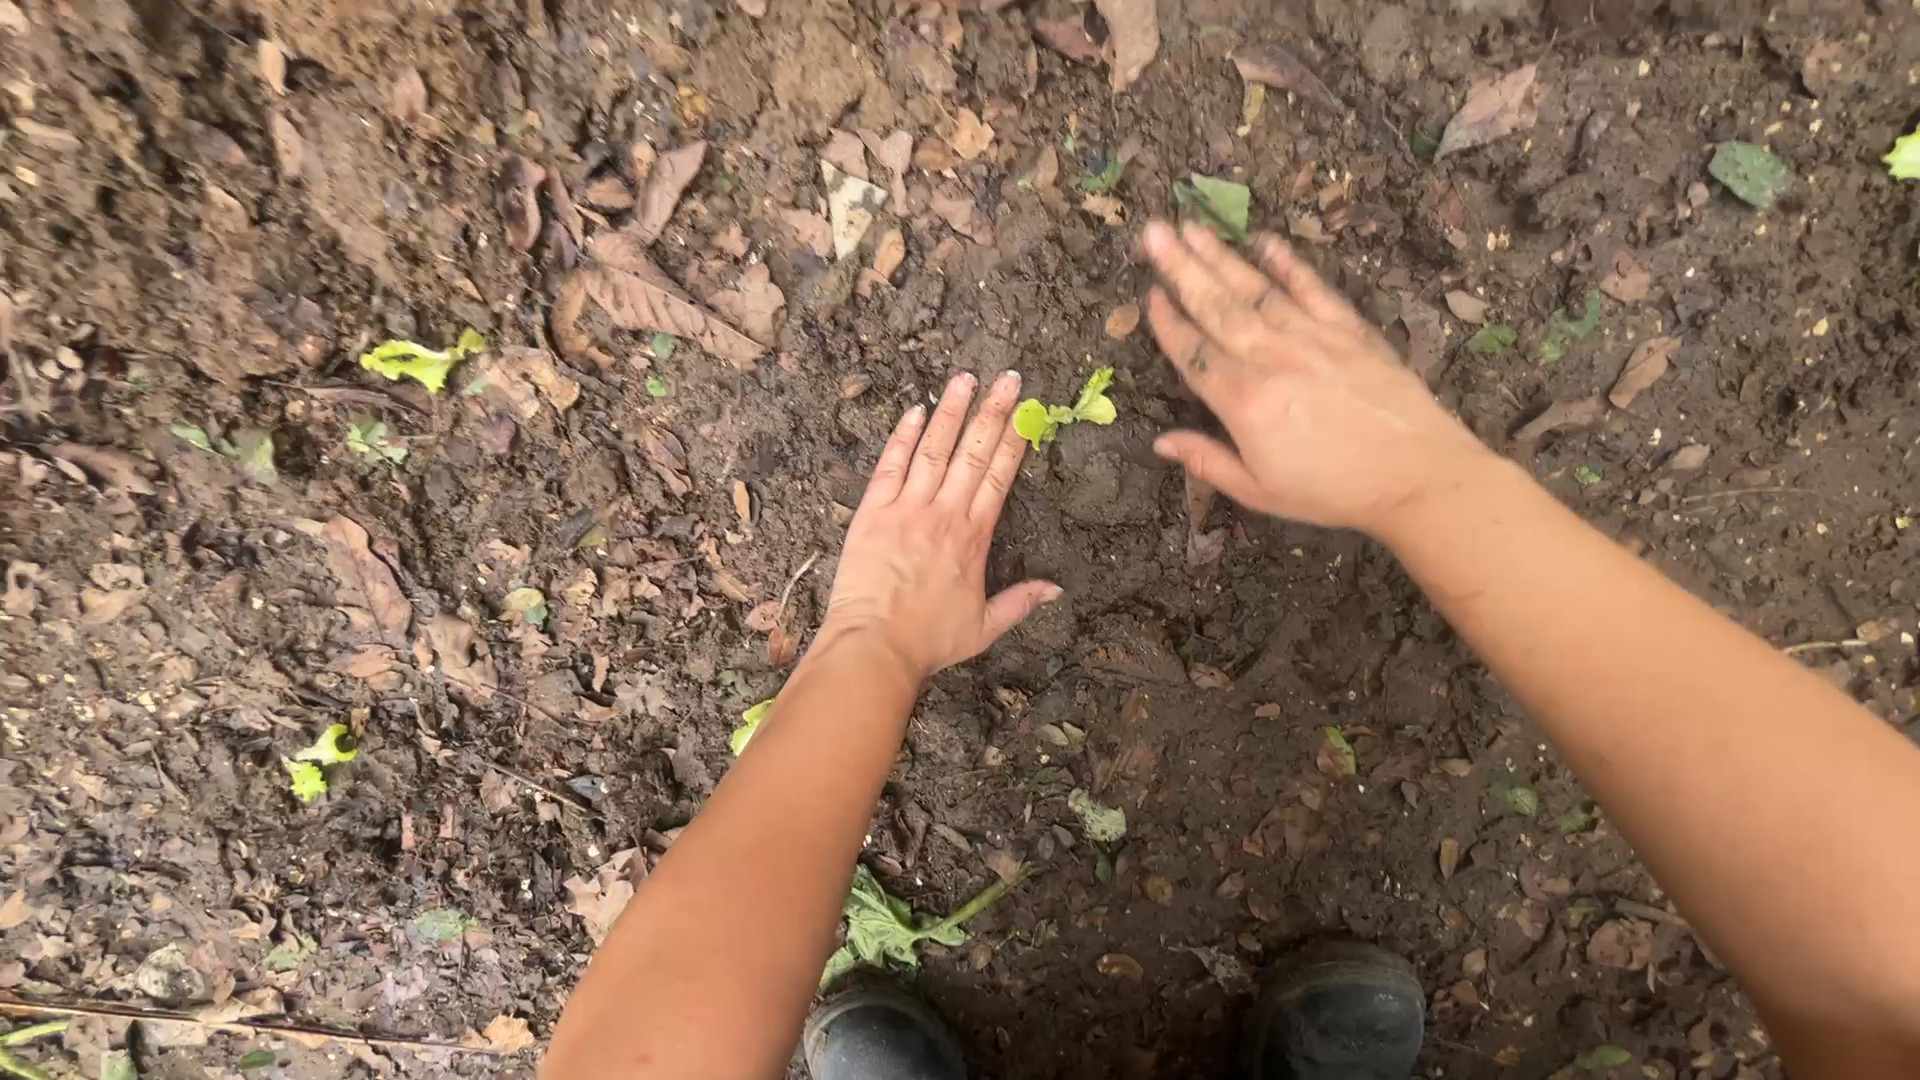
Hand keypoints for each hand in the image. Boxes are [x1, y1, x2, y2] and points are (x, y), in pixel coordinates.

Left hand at [819, 371, 1061, 680]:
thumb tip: (1056, 588)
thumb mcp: (984, 628)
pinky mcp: (873, 511)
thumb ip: (1020, 602)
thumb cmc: (929, 640)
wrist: (874, 645)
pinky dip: (902, 436)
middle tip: (1008, 377)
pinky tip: (916, 410)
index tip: (1027, 410)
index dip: (1015, 439)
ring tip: (965, 378)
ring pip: (934, 449)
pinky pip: (890, 465)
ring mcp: (907, 508)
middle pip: (973, 452)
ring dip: (951, 412)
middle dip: (993, 411)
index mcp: (974, 537)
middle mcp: (944, 513)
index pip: (1000, 476)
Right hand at [1140, 220, 1497, 535]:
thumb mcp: (1258, 491)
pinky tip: (1265, 241)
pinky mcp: (1350, 331)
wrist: (1417, 477)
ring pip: (1256, 290)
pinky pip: (1313, 289)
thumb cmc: (1330, 492)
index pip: (1194, 354)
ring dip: (1221, 256)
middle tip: (1153, 233)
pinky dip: (1288, 264)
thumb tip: (1160, 443)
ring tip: (1191, 226)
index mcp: (1244, 403)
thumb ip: (1207, 462)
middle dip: (1181, 268)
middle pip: (1217, 308)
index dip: (1168, 324)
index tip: (1149, 294)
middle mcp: (1272, 360)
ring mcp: (1312, 339)